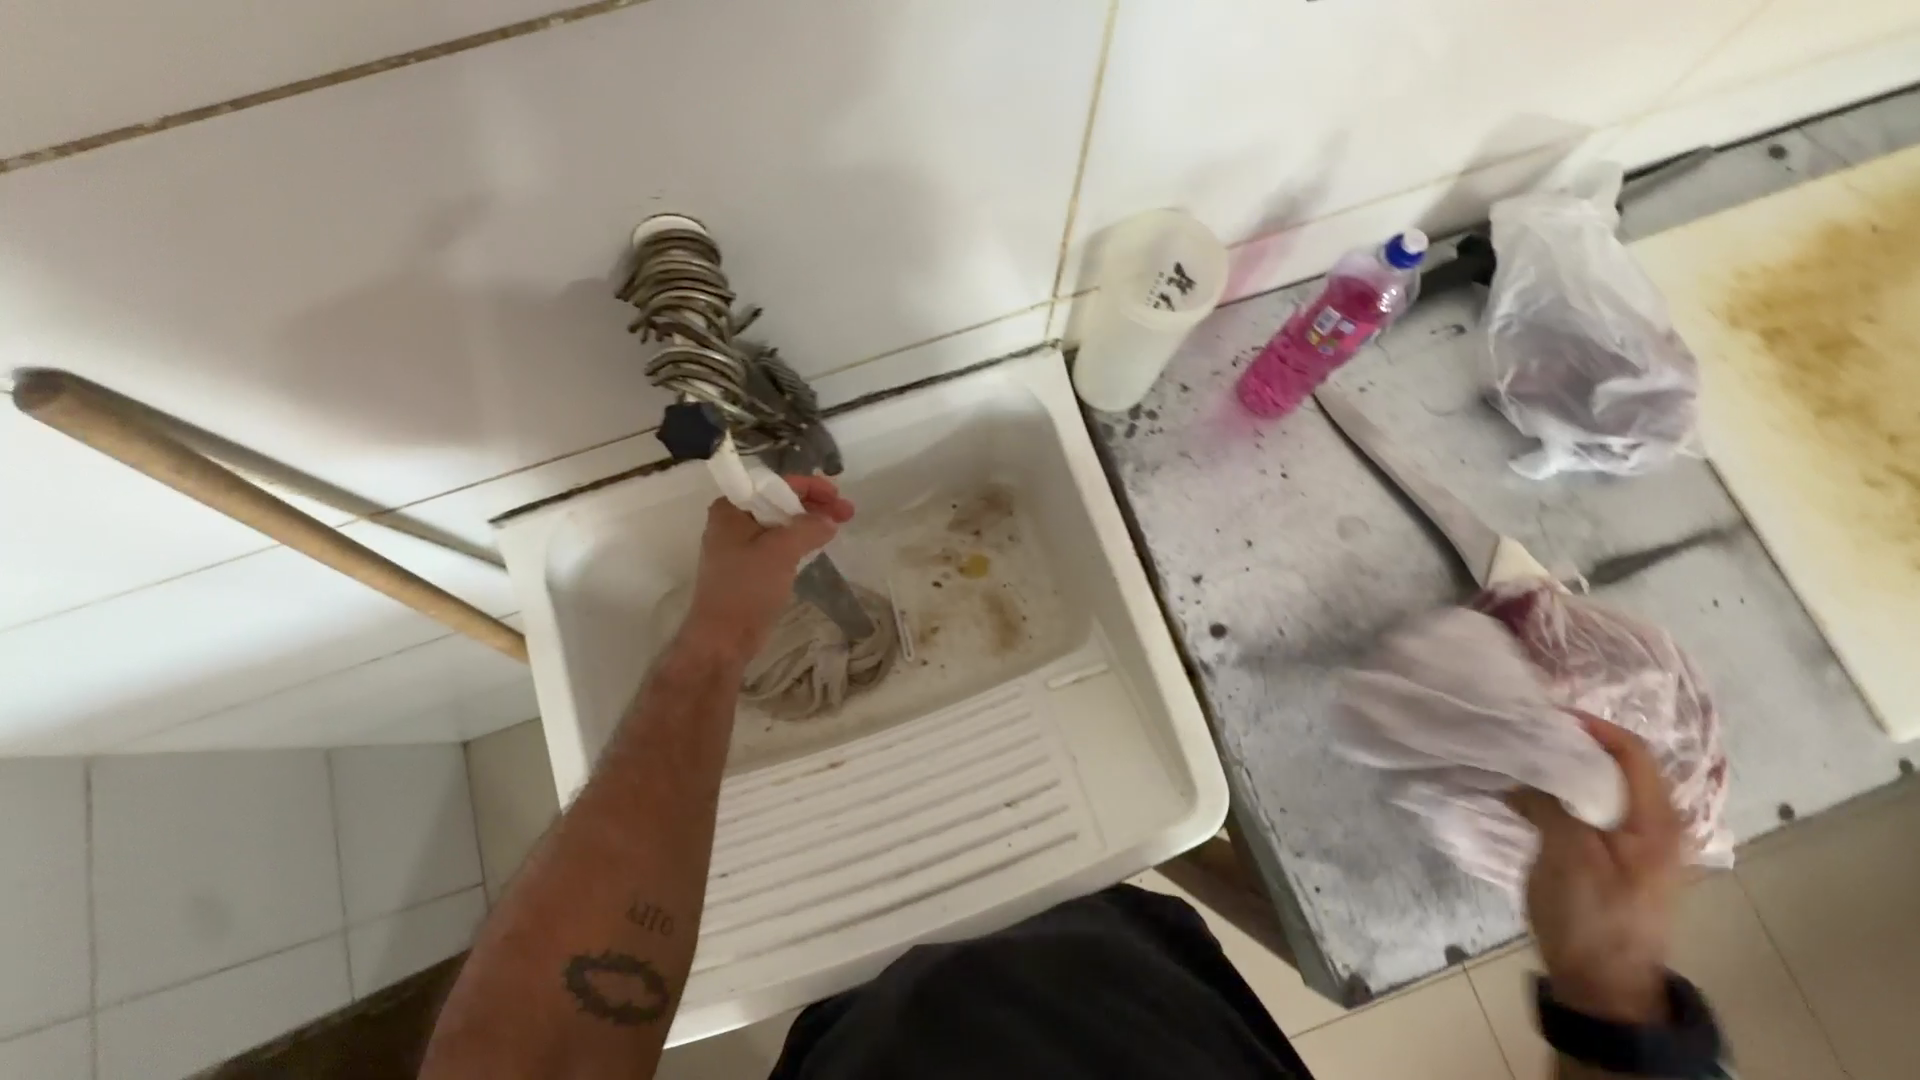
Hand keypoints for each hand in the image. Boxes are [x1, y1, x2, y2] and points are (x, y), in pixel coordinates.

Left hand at [678, 475, 855, 664]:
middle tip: (846, 513)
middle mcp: (732, 522)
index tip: (838, 496)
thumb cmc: (747, 588)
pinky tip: (817, 545)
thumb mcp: (780, 551)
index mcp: (731, 509)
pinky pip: (778, 545)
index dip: (810, 487)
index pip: (775, 484)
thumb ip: (808, 528)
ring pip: (781, 524)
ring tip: (837, 526)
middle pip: (779, 502)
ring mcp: (739, 546)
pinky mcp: (749, 568)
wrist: (724, 638)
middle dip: (813, 505)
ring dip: (808, 523)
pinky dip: (798, 541)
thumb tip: (829, 520)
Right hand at [1507, 715, 1685, 1023]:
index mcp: (1656, 822)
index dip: (1591, 727)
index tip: (1544, 716)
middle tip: (1524, 736)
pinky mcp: (1613, 858)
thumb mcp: (1567, 855)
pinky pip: (1589, 810)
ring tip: (1519, 761)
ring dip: (1562, 770)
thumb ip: (1550, 805)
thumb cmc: (1591, 917)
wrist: (1603, 984)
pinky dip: (1559, 794)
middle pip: (1618, 767)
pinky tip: (1527, 795)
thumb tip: (1520, 776)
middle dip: (1571, 745)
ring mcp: (1636, 844)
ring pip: (1600, 788)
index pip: (1633, 752)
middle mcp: (1655, 826)